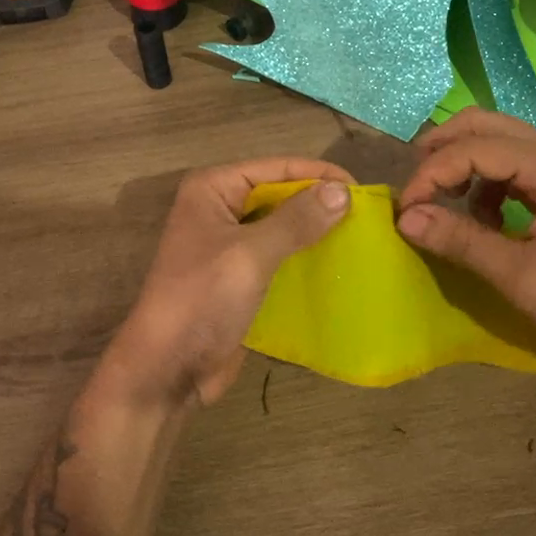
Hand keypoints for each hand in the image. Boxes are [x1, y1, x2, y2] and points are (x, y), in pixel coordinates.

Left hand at [105, 158, 353, 409]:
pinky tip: (336, 264)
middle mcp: (218, 208)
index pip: (275, 167)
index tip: (364, 190)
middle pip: (278, 193)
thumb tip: (342, 190)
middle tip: (368, 216)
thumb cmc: (202, 300)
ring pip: (280, 224)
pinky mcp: (237, 275)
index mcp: (212, 189)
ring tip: (360, 238)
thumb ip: (296, 220)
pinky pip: (277, 254)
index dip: (318, 174)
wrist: (167, 368)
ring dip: (314, 229)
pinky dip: (303, 256)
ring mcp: (227, 243)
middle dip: (318, 201)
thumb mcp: (251, 255)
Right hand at [393, 109, 535, 373]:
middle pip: (486, 125)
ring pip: (497, 140)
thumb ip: (463, 242)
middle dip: (442, 151)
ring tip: (442, 205)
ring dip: (462, 164)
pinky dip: (483, 181)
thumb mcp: (522, 279)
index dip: (434, 172)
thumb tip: (405, 218)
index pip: (478, 147)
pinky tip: (481, 218)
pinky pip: (511, 164)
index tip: (406, 208)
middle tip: (414, 189)